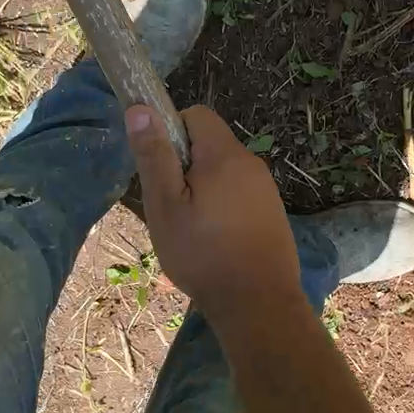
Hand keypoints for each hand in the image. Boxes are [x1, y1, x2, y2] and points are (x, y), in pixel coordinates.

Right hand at [126, 104, 305, 312]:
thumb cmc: (203, 253)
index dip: (171, 132)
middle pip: (210, 144)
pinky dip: (223, 208)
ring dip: (204, 189)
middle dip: (186, 166)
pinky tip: (215, 242)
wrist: (258, 303)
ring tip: (191, 229)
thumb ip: (154, 156)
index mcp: (224, 154)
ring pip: (224, 172)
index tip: (161, 169)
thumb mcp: (166, 205)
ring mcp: (266, 189)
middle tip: (171, 207)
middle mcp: (251, 163)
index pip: (196, 114)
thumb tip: (140, 108)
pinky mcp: (273, 213)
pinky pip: (240, 194)